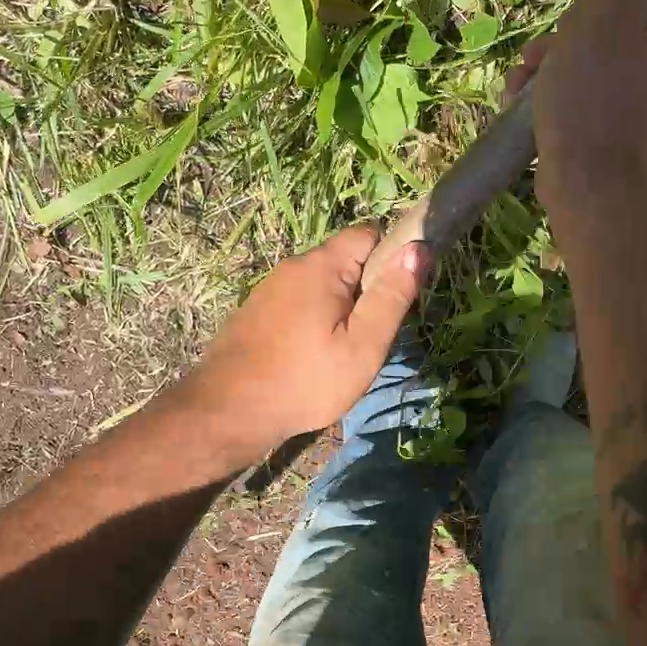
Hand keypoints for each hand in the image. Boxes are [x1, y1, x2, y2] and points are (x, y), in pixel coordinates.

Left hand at [178, 225, 430, 463]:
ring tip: (343, 353)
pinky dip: (315, 321)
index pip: (369, 234)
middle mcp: (293, 267)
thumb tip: (419, 248)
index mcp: (321, 266)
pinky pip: (299, 303)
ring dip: (340, 309)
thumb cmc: (305, 380)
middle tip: (372, 336)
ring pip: (322, 285)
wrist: (227, 412)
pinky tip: (312, 358)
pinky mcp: (257, 312)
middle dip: (366, 290)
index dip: (391, 258)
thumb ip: (392, 296)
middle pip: (345, 261)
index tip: (397, 297)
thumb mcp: (363, 345)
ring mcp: (270, 289)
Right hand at [507, 0, 646, 206]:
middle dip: (587, 17)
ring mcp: (646, 89)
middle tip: (562, 37)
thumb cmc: (597, 93)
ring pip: (604, 44)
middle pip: (638, 9)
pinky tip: (527, 95)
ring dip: (560, 51)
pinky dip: (560, 82)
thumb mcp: (612, 15)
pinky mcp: (618, 114)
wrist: (583, 183)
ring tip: (530, 74)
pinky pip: (591, 79)